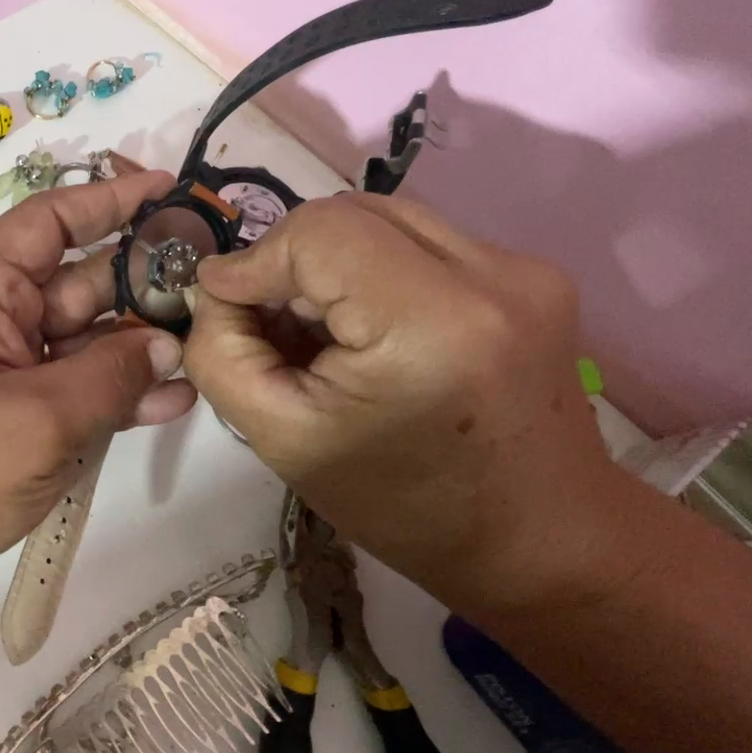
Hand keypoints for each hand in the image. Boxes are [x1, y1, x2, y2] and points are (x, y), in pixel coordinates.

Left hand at [0, 168, 196, 589]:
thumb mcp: (40, 420)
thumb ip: (111, 375)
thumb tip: (166, 344)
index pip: (44, 223)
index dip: (106, 200)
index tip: (168, 189)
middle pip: (77, 281)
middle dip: (143, 282)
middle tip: (216, 285)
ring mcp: (6, 366)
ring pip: (84, 337)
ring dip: (140, 345)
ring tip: (209, 345)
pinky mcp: (16, 408)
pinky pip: (73, 383)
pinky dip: (116, 390)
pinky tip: (174, 400)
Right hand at [182, 194, 620, 607]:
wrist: (535, 539)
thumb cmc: (397, 503)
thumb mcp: (277, 438)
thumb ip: (220, 352)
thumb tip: (215, 287)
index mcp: (431, 327)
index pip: (318, 232)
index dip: (255, 260)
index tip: (224, 305)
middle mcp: (492, 277)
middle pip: (348, 213)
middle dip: (286, 260)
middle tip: (269, 322)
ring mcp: (521, 269)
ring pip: (381, 218)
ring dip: (325, 261)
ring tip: (316, 328)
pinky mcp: (531, 274)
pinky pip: (416, 241)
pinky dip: (367, 270)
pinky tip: (365, 328)